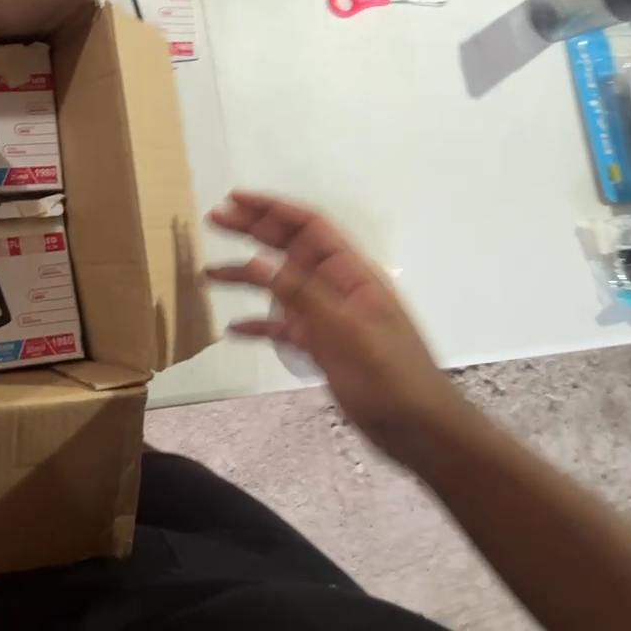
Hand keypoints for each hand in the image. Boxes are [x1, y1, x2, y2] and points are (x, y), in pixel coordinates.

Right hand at [206, 191, 477, 466]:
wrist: (421, 432)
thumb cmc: (390, 376)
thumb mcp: (345, 329)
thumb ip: (299, 293)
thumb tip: (253, 260)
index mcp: (350, 272)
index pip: (308, 226)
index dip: (271, 208)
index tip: (235, 198)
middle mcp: (335, 286)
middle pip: (288, 248)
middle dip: (251, 231)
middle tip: (213, 221)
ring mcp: (326, 316)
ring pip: (278, 285)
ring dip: (245, 276)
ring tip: (209, 273)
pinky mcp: (320, 345)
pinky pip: (280, 325)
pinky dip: (256, 324)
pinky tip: (233, 328)